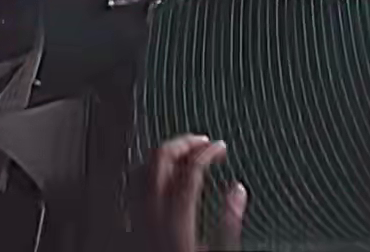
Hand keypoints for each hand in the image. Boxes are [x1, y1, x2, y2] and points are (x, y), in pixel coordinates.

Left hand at [143, 135, 246, 251]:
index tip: (221, 147)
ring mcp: (136, 221)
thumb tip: (238, 190)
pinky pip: (133, 187)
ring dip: (164, 154)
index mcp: (176, 222)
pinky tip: (161, 176)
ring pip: (143, 167)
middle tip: (203, 141)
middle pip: (162, 157)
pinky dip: (148, 172)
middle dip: (184, 142)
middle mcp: (151, 216)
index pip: (192, 168)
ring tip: (184, 152)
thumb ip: (229, 224)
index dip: (209, 150)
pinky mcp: (131, 228)